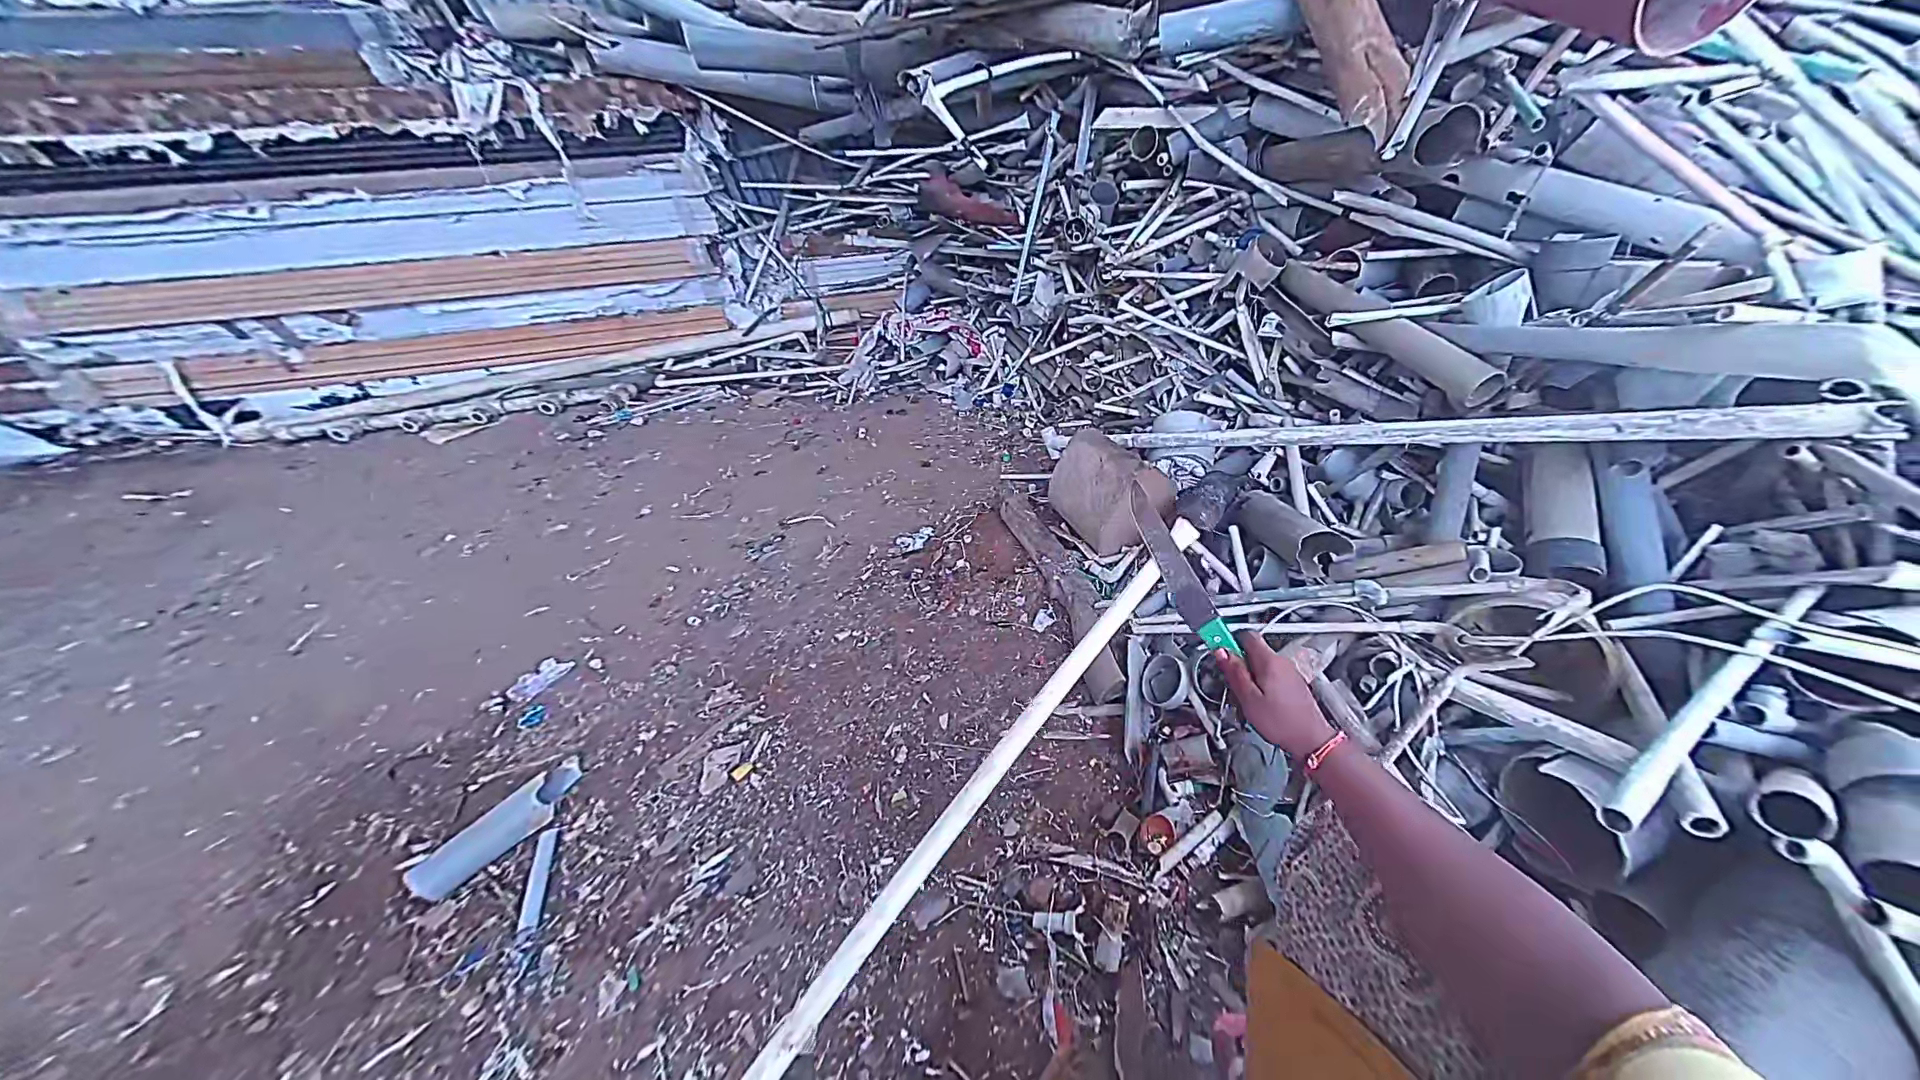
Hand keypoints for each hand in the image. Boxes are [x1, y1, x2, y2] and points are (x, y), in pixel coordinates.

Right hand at [1216, 631, 1336, 758]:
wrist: (1311, 740)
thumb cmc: (1282, 723)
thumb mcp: (1248, 698)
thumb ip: (1234, 672)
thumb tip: (1221, 653)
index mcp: (1269, 662)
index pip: (1246, 635)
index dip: (1228, 640)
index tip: (1217, 647)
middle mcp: (1281, 662)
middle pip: (1252, 649)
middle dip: (1238, 660)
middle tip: (1230, 678)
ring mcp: (1289, 672)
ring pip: (1260, 662)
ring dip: (1248, 672)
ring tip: (1244, 693)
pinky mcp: (1293, 682)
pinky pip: (1270, 673)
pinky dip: (1260, 681)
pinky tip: (1259, 699)